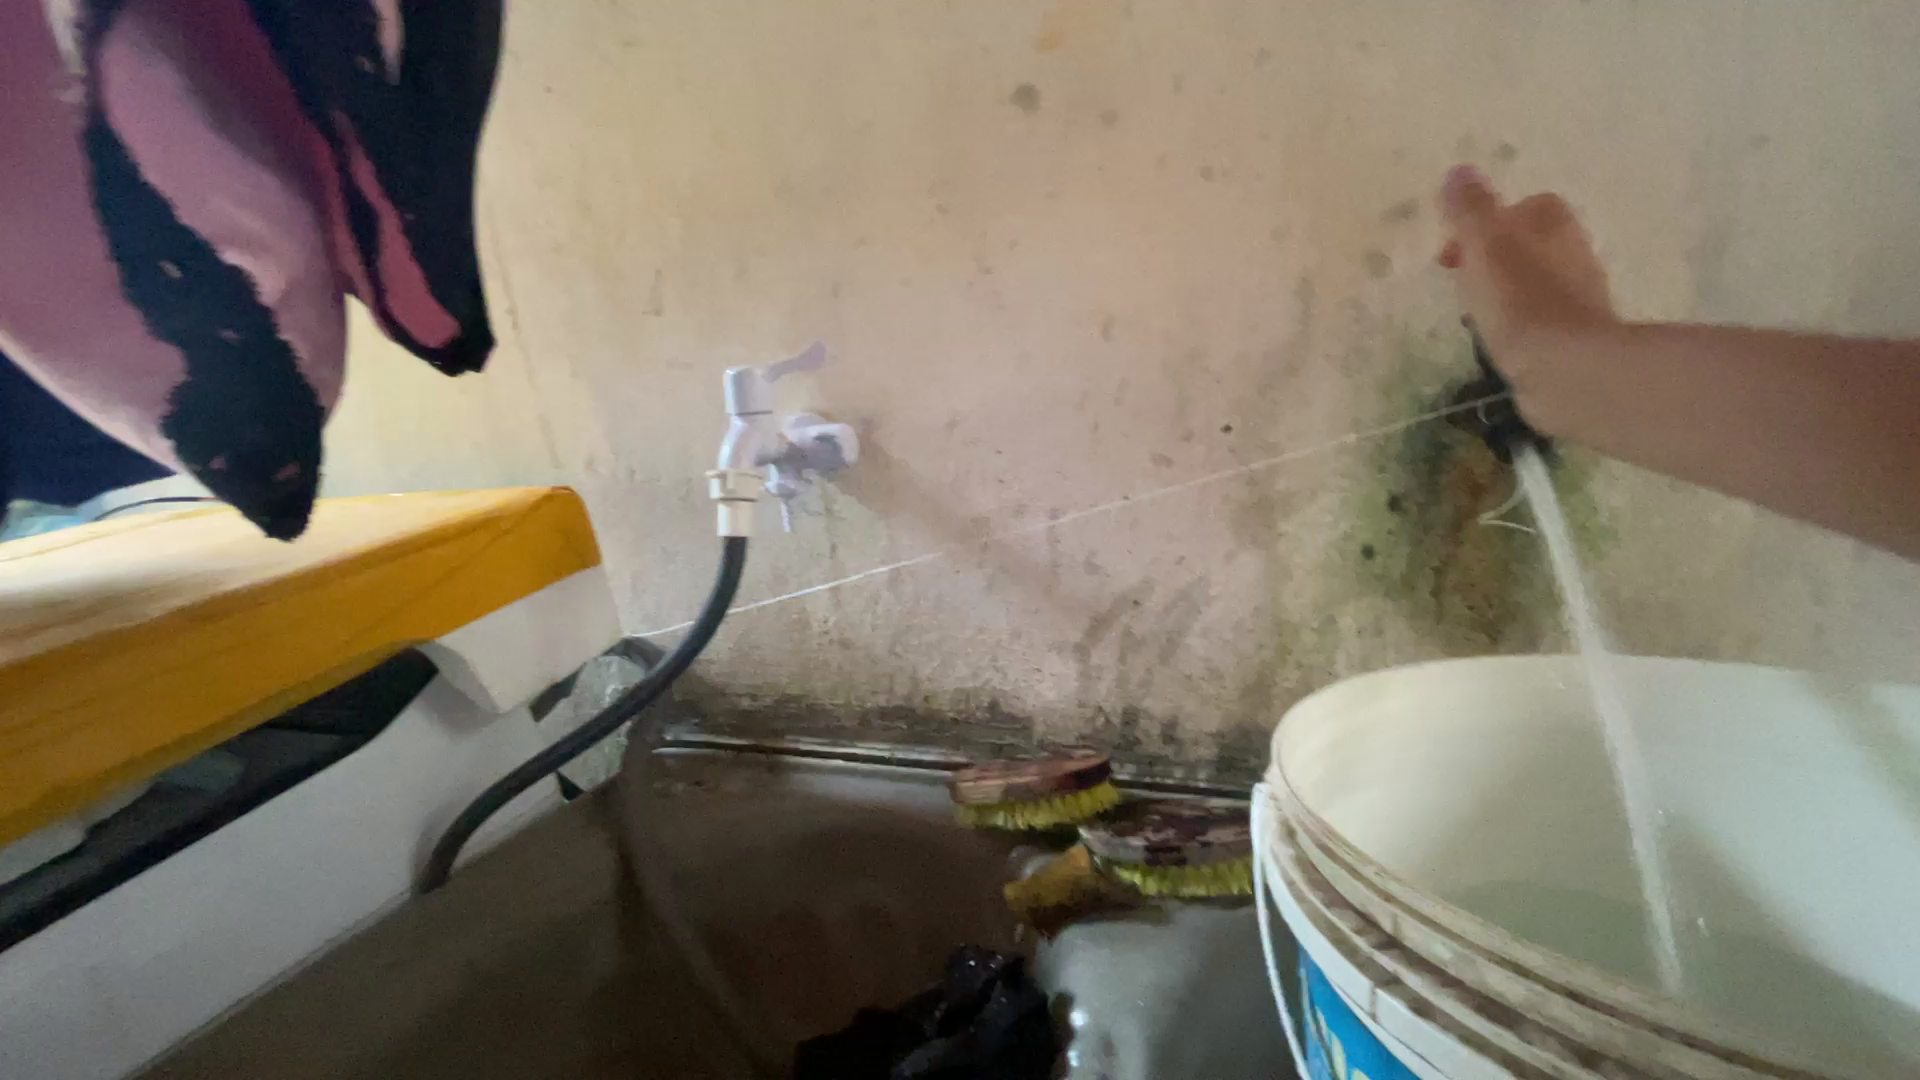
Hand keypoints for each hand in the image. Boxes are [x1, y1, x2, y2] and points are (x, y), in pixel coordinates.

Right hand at [1437, 166, 1616, 384]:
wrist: (1563, 367)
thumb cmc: (1520, 302)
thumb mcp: (1485, 248)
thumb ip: (1470, 211)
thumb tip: (1458, 171)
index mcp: (1552, 225)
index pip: (1525, 206)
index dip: (1487, 222)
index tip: (1453, 250)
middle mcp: (1572, 252)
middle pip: (1530, 242)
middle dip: (1495, 255)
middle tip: (1457, 279)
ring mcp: (1574, 296)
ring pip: (1534, 279)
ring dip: (1504, 287)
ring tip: (1471, 310)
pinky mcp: (1569, 334)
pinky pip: (1536, 315)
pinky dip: (1514, 319)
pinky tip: (1494, 336)